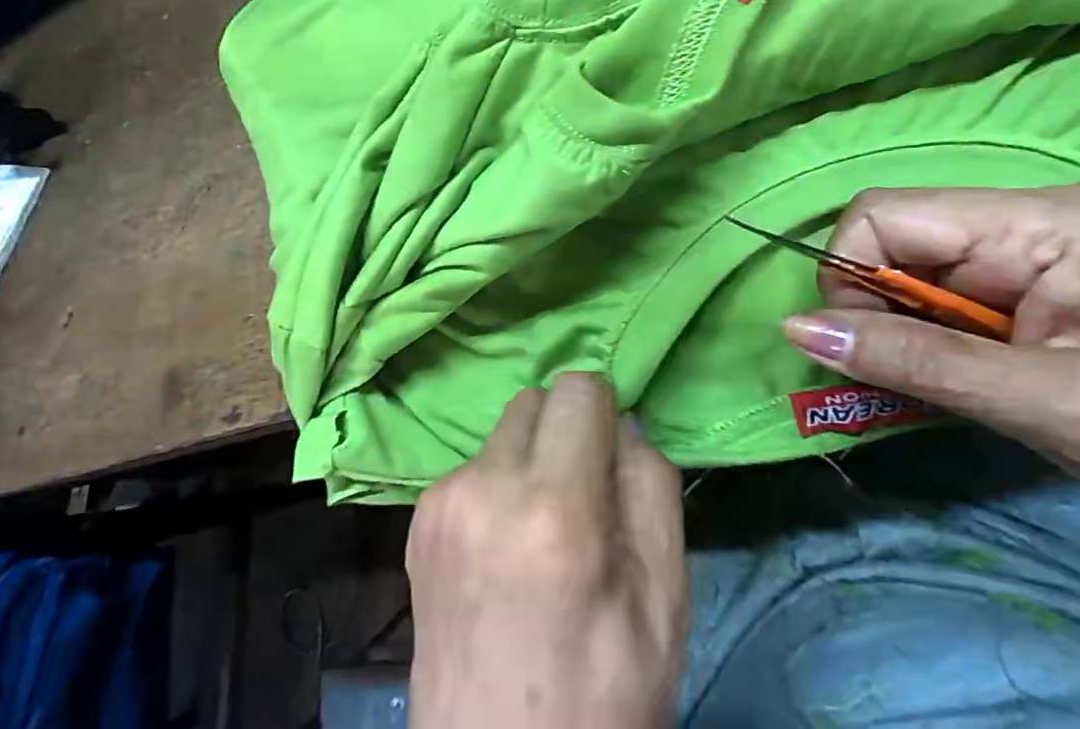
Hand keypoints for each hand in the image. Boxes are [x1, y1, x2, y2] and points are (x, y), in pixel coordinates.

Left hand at [406, 373, 686, 728]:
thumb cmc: (599, 691)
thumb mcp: (663, 596)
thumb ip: (651, 487)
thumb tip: (623, 424)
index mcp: (553, 508)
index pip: (579, 389)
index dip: (606, 415)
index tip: (613, 462)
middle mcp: (483, 490)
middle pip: (537, 399)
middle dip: (569, 430)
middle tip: (585, 497)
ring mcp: (440, 506)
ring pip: (505, 432)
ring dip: (534, 459)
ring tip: (543, 530)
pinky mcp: (416, 525)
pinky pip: (475, 468)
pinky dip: (501, 487)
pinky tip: (506, 549)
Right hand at [781, 183, 1079, 620]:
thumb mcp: (1063, 409)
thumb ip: (923, 366)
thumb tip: (798, 331)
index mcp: (1050, 222)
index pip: (892, 215)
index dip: (849, 279)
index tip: (860, 357)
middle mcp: (1039, 222)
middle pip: (903, 245)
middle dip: (878, 318)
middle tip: (903, 394)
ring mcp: (1049, 258)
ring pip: (924, 282)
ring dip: (908, 342)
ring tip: (943, 404)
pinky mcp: (1053, 297)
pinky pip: (960, 309)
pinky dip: (940, 353)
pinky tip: (967, 394)